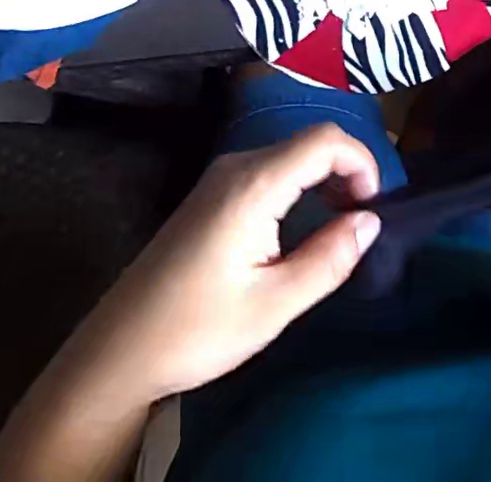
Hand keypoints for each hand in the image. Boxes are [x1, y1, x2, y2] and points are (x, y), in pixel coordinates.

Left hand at [67, 123, 383, 404]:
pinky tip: (306, 220)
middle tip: (362, 218)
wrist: (116, 352)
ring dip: (327, 177)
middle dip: (348, 170)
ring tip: (341, 221)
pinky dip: (303, 182)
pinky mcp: (216, 190)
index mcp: (254, 185)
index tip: (373, 206)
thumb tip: (371, 221)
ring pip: (294, 152)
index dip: (362, 161)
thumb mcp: (274, 306)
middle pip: (311, 141)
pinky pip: (274, 167)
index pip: (325, 140)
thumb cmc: (196, 330)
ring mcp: (223, 176)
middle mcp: (238, 165)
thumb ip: (329, 258)